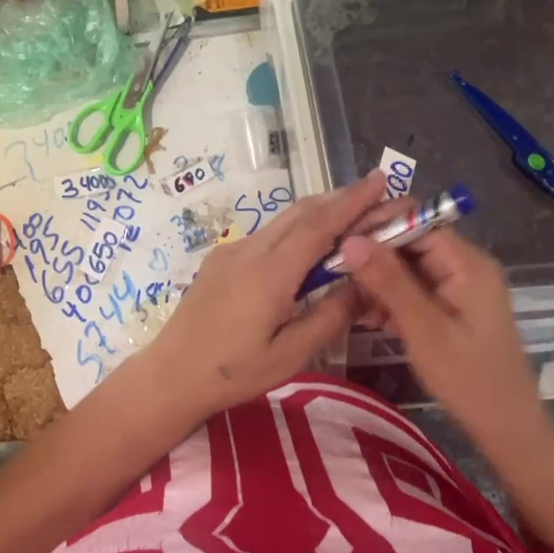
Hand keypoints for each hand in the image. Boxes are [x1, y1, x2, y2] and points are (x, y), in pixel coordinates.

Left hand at [141, 176, 399, 420]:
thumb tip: (365, 284)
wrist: (173, 372)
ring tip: (354, 215)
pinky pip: (267, 235)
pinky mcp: (222, 259)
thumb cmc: (235, 371)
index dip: (352, 201)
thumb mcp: (292, 354)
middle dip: (340, 200)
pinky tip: (312, 245)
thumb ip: (330, 316)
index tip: (380, 180)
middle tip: (377, 195)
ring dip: (318, 213)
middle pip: (300, 213)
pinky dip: (296, 230)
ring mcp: (232, 251)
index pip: (318, 225)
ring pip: (282, 221)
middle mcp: (249, 250)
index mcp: (269, 272)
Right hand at [341, 226, 545, 443]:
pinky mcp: (450, 304)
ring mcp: (458, 284)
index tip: (338, 242)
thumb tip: (350, 239)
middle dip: (372, 254)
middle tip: (336, 274)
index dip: (376, 225)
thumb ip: (387, 281)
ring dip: (377, 279)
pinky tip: (369, 317)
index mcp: (466, 263)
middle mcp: (464, 264)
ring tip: (351, 301)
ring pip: (406, 263)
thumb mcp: (423, 329)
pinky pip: (412, 286)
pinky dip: (389, 297)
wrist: (506, 429)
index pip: (415, 220)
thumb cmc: (469, 379)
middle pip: (408, 240)